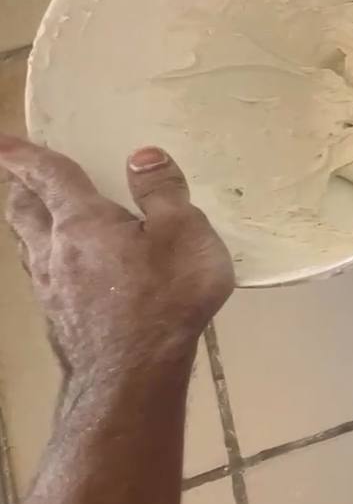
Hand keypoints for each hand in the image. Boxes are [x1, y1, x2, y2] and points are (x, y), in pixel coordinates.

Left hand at [0, 136, 234, 381]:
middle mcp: (54, 248)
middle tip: (6, 167)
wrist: (133, 364)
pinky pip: (40, 263)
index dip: (27, 157)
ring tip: (24, 206)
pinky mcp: (58, 307)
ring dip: (22, 216)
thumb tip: (141, 155)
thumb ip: (163, 193)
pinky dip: (40, 245)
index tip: (2, 139)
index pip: (51, 180)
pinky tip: (54, 255)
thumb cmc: (167, 289)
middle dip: (15, 185)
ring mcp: (50, 282)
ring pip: (25, 239)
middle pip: (23, 210)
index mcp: (83, 223)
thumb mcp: (184, 232)